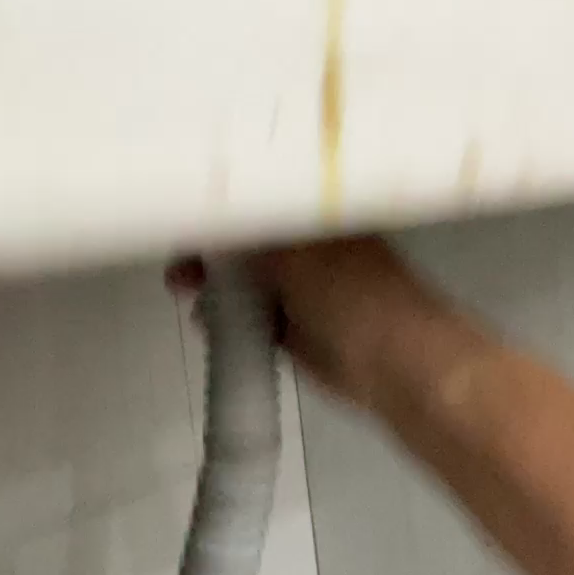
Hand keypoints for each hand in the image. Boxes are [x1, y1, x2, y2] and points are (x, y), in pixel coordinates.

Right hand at [167, 236, 436, 409]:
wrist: (394, 363)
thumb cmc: (350, 295)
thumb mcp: (292, 255)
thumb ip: (247, 240)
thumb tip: (208, 225)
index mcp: (315, 223)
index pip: (257, 211)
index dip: (220, 217)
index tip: (185, 225)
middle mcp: (308, 254)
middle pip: (246, 249)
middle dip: (210, 255)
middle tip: (179, 266)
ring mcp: (302, 294)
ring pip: (245, 285)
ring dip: (214, 288)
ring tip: (183, 290)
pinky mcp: (294, 332)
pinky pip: (251, 319)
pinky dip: (228, 319)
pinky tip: (204, 321)